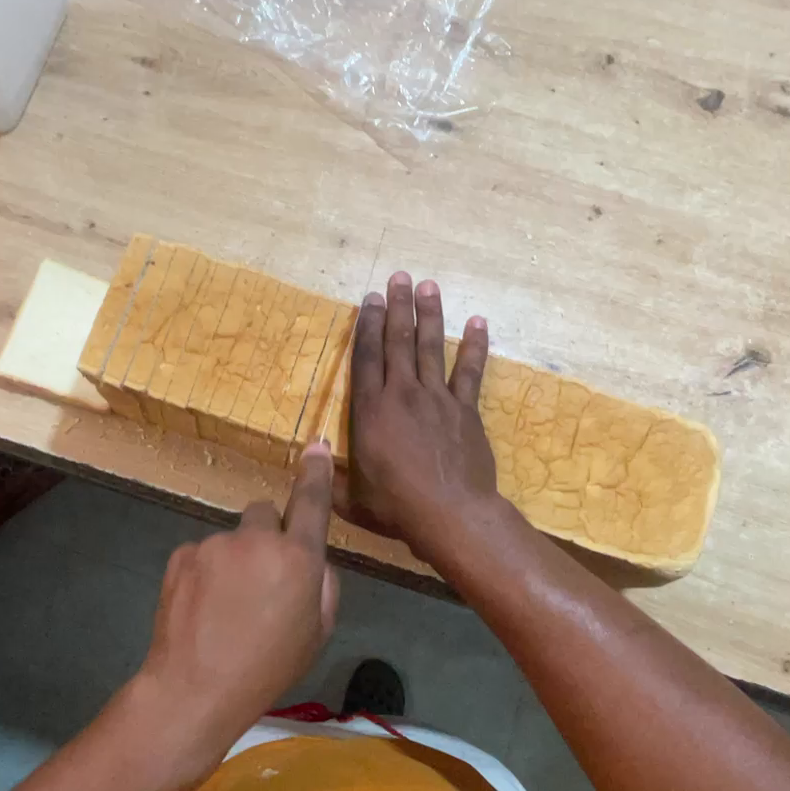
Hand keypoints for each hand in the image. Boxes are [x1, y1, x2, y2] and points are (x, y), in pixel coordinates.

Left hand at [134, 445, 339, 754]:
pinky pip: (202, 554)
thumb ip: (323, 586)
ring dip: (233, 560)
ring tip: (224, 607)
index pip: (311, 503)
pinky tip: (201, 607)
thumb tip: (312, 561)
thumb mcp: (318, 633)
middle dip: (266, 536)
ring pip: (231, 539)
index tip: (316, 447)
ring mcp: (214, 544)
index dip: (315, 473)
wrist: (195, 687)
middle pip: (265, 514)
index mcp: (298, 558)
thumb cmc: (267, 668)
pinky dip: (204, 572)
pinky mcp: (182, 555)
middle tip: (260, 580)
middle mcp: (256, 540)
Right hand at [335, 271, 501, 560]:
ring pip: (432, 347)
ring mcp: (437, 399)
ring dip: (429, 315)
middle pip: (398, 342)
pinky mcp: (465, 410)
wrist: (450, 513)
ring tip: (428, 286)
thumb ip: (330, 478)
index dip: (365, 326)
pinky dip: (474, 346)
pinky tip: (477, 322)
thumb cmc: (395, 508)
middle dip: (397, 307)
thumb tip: (312, 461)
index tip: (368, 299)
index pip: (365, 358)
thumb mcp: (350, 498)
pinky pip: (470, 371)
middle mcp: (401, 395)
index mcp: (369, 412)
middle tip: (398, 277)